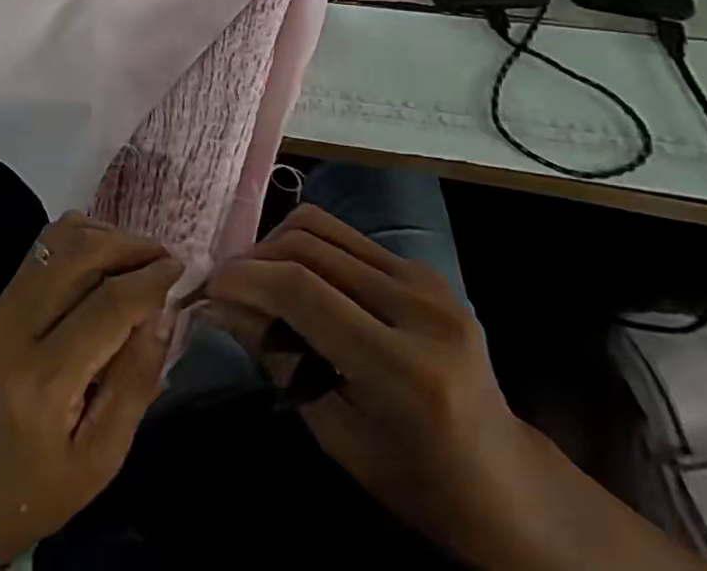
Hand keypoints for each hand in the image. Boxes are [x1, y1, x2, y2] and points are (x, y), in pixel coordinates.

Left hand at [0, 214, 179, 563]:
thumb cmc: (43, 487)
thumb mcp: (104, 455)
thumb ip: (137, 380)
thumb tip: (164, 313)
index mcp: (44, 381)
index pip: (107, 305)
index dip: (150, 279)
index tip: (183, 270)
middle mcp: (15, 331)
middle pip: (78, 256)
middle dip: (130, 247)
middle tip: (165, 259)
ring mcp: (1, 311)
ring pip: (57, 242)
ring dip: (105, 238)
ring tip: (139, 258)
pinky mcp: (0, 303)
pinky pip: (42, 249)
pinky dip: (80, 240)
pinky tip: (106, 258)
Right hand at [204, 205, 706, 570]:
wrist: (500, 478)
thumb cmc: (412, 478)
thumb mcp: (334, 432)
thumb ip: (276, 358)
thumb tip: (217, 304)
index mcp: (402, 366)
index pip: (303, 291)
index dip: (244, 279)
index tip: (206, 287)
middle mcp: (420, 308)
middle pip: (311, 244)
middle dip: (254, 258)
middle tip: (225, 286)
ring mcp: (428, 281)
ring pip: (327, 228)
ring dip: (278, 246)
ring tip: (256, 281)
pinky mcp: (425, 270)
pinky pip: (349, 240)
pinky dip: (309, 250)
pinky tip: (296, 281)